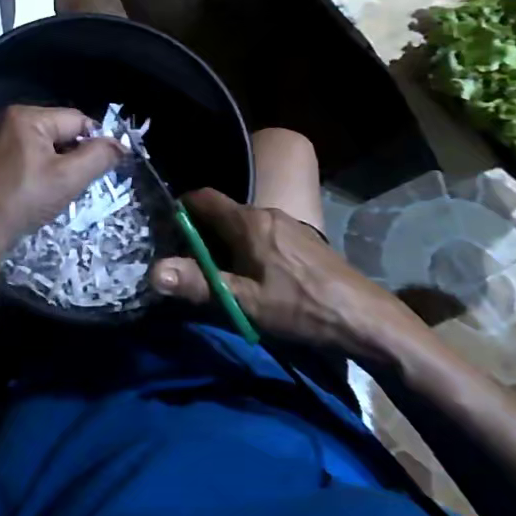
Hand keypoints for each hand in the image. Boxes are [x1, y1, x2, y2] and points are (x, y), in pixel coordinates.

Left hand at [0, 106, 124, 286]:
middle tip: (75, 183)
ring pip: (50, 145)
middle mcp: (12, 119)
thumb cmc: (24, 201)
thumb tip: (122, 145)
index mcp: (28, 116)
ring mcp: (1, 138)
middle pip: (63, 131)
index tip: (99, 170)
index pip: (79, 121)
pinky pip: (33, 155)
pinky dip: (44, 170)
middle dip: (76, 156)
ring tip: (57, 190)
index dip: (94, 144)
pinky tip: (40, 191)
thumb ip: (100, 156)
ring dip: (61, 165)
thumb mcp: (69, 178)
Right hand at [150, 188, 421, 359]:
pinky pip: (263, 235)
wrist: (362, 316)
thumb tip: (154, 272)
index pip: (203, 198)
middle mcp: (268, 214)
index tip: (165, 233)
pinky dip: (247, 249)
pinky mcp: (303, 241)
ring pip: (244, 225)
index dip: (181, 210)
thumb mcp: (245, 302)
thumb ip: (200, 284)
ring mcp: (289, 225)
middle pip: (223, 213)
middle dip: (201, 233)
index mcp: (249, 222)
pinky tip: (252, 277)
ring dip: (225, 244)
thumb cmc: (300, 307)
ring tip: (216, 274)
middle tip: (185, 262)